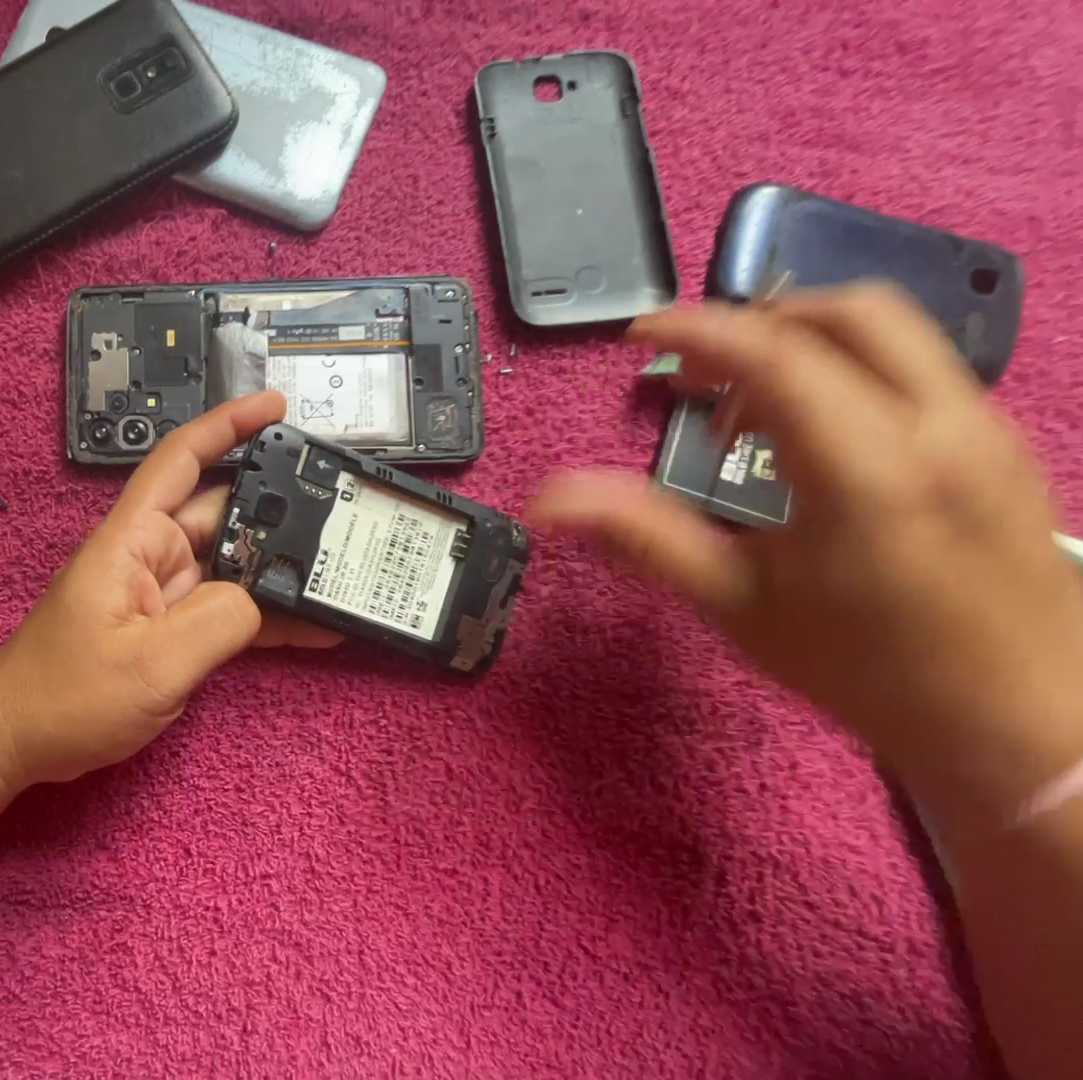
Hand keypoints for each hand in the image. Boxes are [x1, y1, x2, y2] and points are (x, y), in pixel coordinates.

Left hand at [0, 391, 340, 790]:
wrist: (17, 740)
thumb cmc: (67, 698)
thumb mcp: (152, 663)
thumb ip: (218, 622)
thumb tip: (263, 595)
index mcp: (132, 541)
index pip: (181, 461)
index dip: (227, 425)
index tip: (276, 406)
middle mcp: (148, 555)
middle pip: (221, 512)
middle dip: (277, 507)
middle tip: (344, 509)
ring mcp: (159, 593)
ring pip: (230, 563)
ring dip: (278, 568)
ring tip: (343, 569)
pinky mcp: (166, 627)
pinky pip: (223, 608)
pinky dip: (263, 615)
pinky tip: (313, 623)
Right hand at [531, 283, 1082, 819]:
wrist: (1027, 722)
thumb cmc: (865, 667)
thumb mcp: (735, 602)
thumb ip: (641, 536)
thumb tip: (547, 500)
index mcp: (866, 466)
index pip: (776, 354)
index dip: (697, 331)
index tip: (636, 338)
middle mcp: (940, 424)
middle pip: (846, 314)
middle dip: (754, 323)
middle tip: (691, 376)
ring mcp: (984, 429)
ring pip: (889, 334)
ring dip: (799, 345)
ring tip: (740, 414)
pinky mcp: (1000, 445)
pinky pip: (915, 368)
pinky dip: (843, 371)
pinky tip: (804, 439)